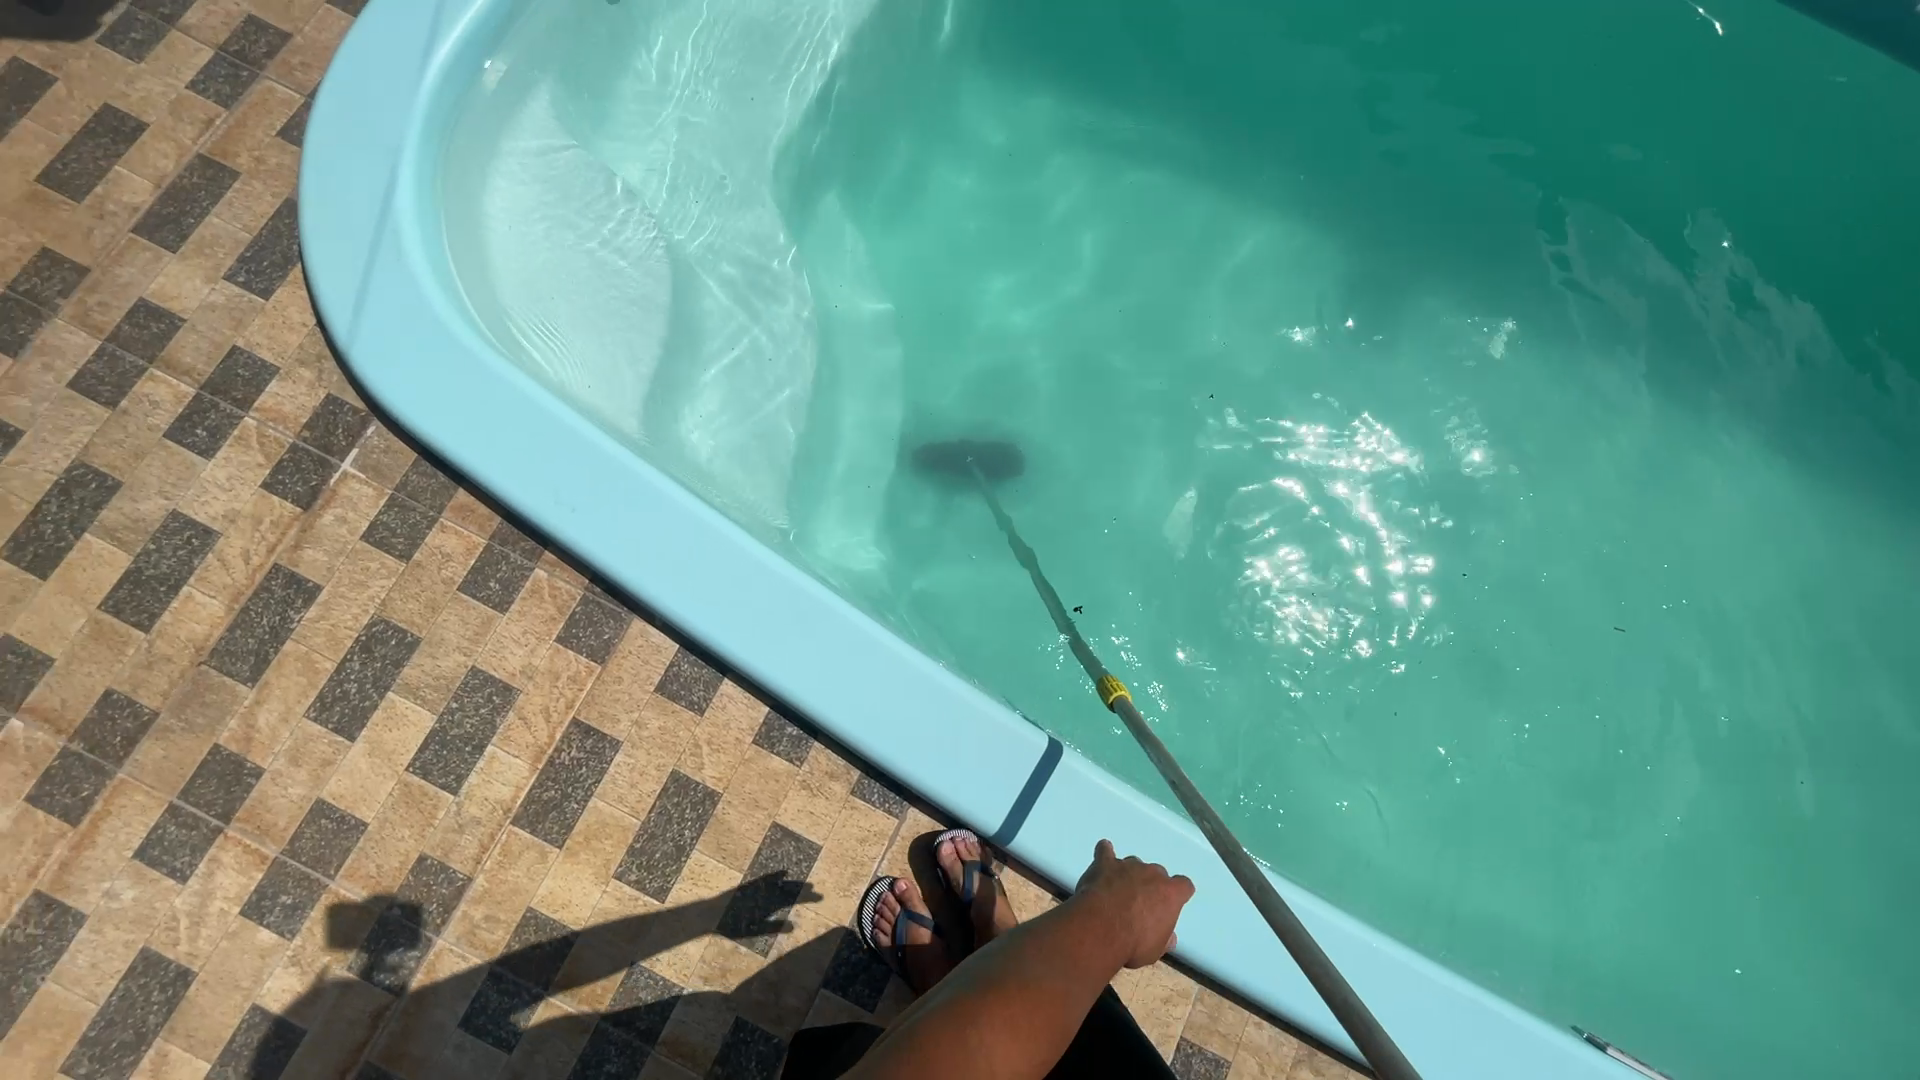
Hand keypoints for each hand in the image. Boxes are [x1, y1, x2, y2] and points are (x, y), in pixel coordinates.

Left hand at [1072, 839, 1193, 968]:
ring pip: (1132, 864)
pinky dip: (1105, 853)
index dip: (1178, 893)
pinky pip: (1105, 851)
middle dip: (1150, 885)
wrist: (1102, 929)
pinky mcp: (1105, 863)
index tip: (1171, 902)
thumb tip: (1169, 938)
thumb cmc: (1134, 944)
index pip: (1183, 885)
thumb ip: (1164, 939)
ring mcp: (1127, 865)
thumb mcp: (1155, 950)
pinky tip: (1104, 856)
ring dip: (1128, 875)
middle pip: (1156, 873)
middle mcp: (1152, 873)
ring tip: (1117, 891)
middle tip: (1140, 904)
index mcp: (1170, 893)